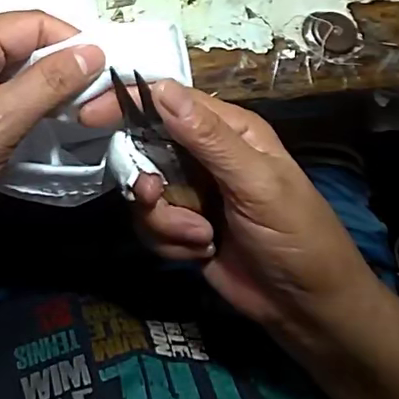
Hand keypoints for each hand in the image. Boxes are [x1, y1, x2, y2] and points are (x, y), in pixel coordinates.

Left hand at [0, 12, 104, 260]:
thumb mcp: (2, 120)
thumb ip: (50, 81)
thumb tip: (96, 51)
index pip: (32, 23)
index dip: (72, 40)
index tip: (109, 67)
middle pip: (26, 41)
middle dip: (64, 62)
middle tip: (101, 89)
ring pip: (20, 66)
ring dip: (51, 82)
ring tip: (84, 102)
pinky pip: (8, 88)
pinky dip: (34, 97)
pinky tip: (55, 113)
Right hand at [81, 82, 390, 338]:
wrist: (307, 309)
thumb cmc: (296, 235)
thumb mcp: (257, 183)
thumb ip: (209, 137)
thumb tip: (161, 89)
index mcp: (229, 129)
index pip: (170, 100)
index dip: (129, 103)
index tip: (91, 114)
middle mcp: (205, 154)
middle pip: (146, 147)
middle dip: (148, 179)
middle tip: (156, 196)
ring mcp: (192, 190)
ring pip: (144, 191)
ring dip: (166, 219)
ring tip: (202, 236)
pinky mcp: (182, 225)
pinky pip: (150, 223)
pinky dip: (169, 240)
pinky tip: (202, 251)